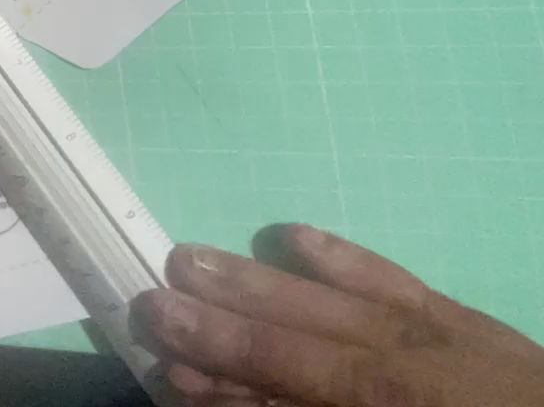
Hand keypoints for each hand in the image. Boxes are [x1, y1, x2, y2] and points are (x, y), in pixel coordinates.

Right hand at [135, 225, 543, 405]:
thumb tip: (203, 388)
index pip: (292, 395)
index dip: (228, 388)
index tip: (166, 370)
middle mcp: (418, 383)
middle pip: (306, 353)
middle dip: (226, 329)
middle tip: (153, 303)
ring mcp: (450, 349)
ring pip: (338, 309)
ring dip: (256, 284)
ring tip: (188, 258)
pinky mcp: (470, 326)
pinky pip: (404, 286)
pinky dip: (346, 259)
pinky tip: (291, 234)